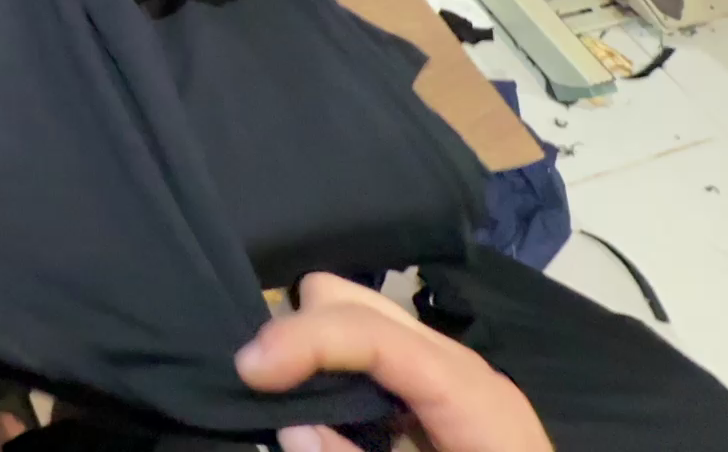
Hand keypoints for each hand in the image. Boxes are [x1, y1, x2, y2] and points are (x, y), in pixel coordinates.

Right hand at [235, 272, 549, 451]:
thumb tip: (292, 427)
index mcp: (477, 403)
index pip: (377, 333)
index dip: (305, 340)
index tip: (249, 371)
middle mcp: (454, 366)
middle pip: (348, 298)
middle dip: (296, 332)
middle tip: (266, 387)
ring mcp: (437, 368)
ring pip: (341, 307)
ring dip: (301, 342)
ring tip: (284, 394)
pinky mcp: (421, 383)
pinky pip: (351, 339)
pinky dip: (317, 356)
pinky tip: (317, 403)